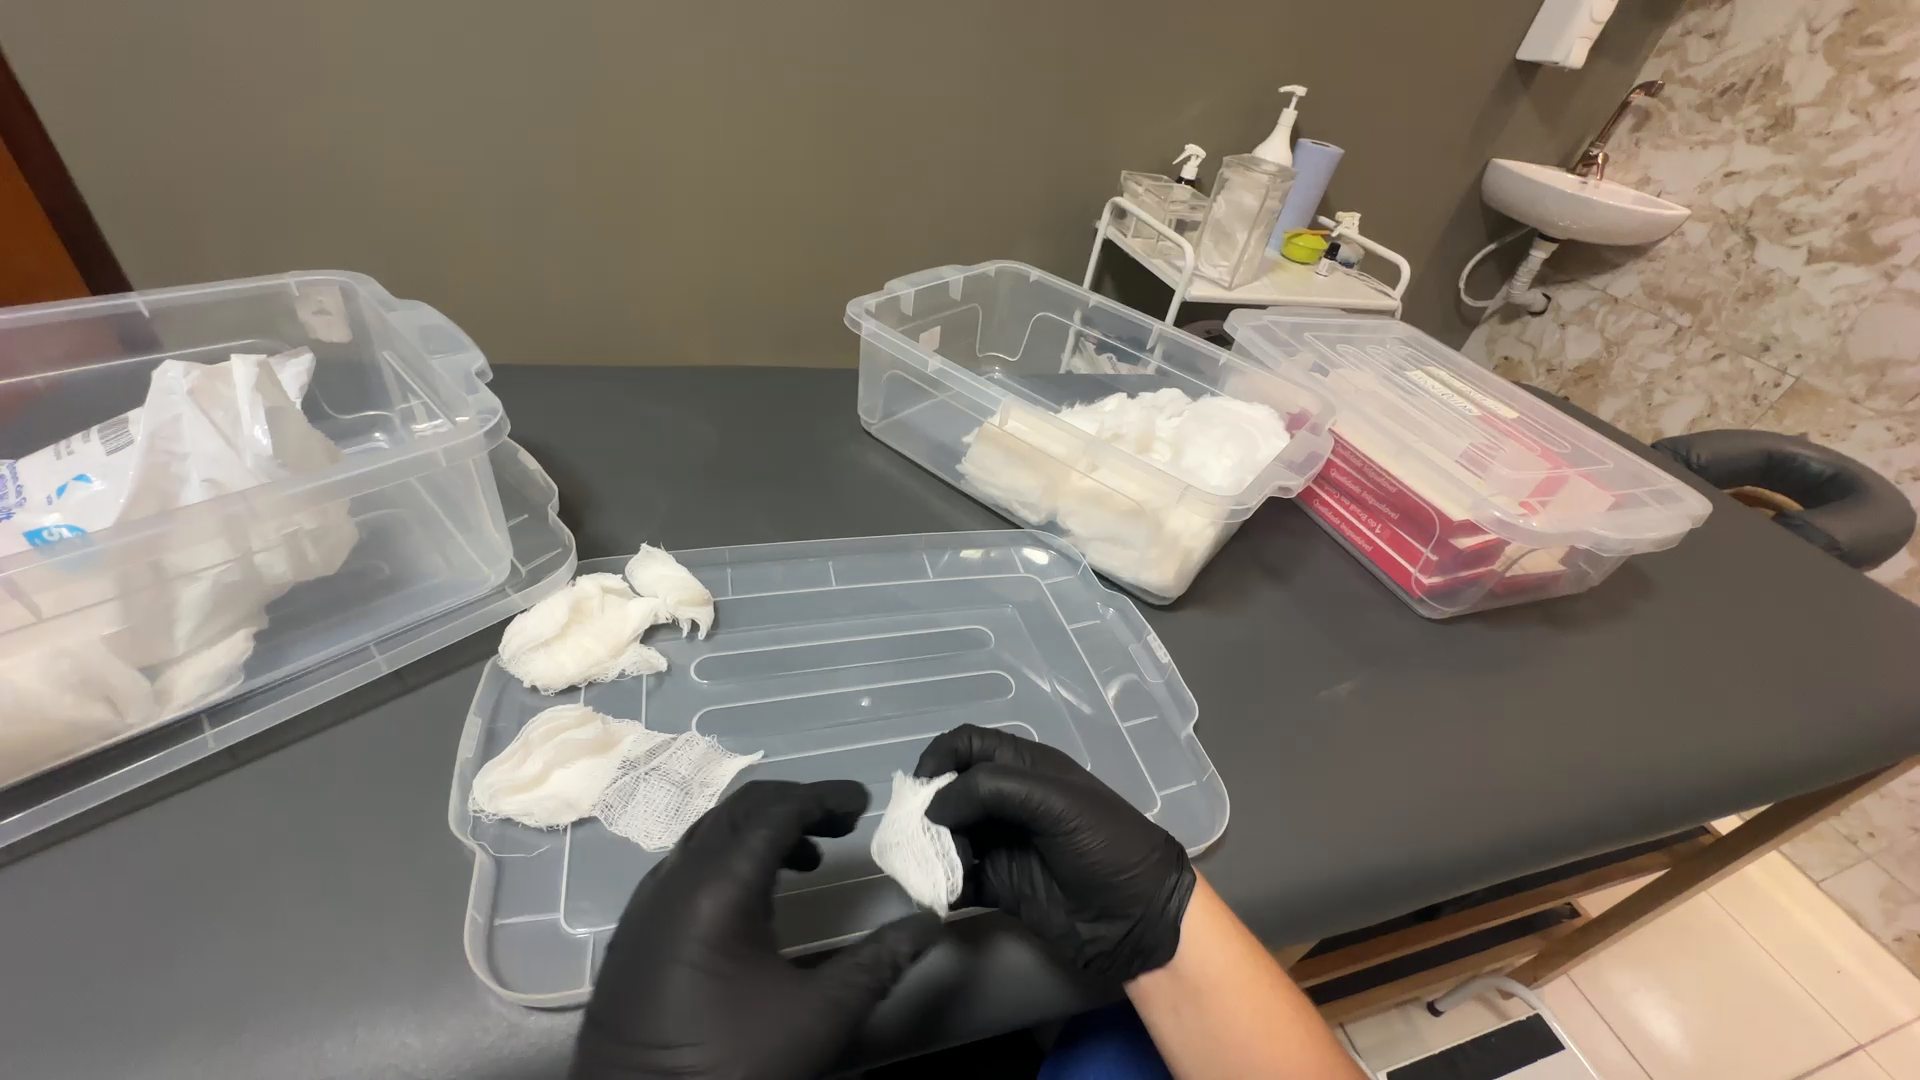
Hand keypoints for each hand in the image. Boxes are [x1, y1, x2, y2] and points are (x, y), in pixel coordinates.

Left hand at [572, 780, 940, 1079]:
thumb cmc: (728, 1065)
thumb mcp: (817, 1018)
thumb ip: (879, 963)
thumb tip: (930, 924)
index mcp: (719, 886)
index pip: (779, 810)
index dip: (825, 797)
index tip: (863, 802)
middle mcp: (679, 875)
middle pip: (744, 807)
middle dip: (799, 803)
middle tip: (844, 823)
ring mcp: (651, 896)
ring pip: (714, 827)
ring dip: (765, 827)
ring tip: (810, 856)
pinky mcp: (638, 921)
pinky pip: (691, 856)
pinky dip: (733, 851)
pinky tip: (757, 891)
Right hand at [916, 724, 1194, 982]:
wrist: (1139, 917)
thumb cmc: (1103, 844)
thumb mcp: (1053, 801)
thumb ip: (992, 789)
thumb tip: (935, 806)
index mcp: (1023, 766)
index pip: (967, 744)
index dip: (939, 757)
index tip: (922, 788)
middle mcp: (1008, 800)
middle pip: (951, 789)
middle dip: (930, 807)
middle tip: (921, 833)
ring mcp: (1002, 843)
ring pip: (949, 834)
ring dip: (934, 847)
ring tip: (939, 866)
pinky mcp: (1000, 885)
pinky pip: (958, 878)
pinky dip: (943, 884)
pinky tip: (942, 891)